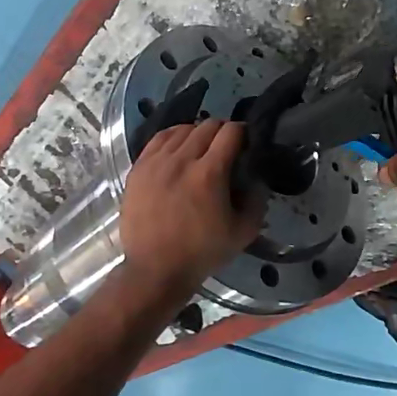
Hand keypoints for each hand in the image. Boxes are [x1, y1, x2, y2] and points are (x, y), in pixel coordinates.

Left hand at [119, 120, 263, 298]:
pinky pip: (158, 139)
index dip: (244, 133)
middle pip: (207, 125)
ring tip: (202, 149)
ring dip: (198, 133)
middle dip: (222, 132)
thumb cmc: (202, 252)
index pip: (231, 132)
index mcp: (210, 173)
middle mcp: (181, 160)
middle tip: (227, 148)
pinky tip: (178, 149)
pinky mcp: (139, 168)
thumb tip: (257, 177)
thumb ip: (257, 200)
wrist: (156, 269)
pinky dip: (173, 137)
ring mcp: (156, 162)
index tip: (247, 143)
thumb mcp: (243, 232)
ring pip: (182, 129)